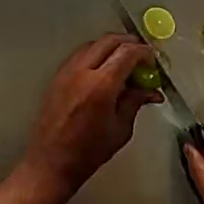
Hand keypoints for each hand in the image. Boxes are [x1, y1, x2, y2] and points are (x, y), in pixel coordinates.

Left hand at [25, 34, 162, 188]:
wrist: (51, 162)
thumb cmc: (88, 152)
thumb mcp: (121, 128)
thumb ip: (135, 102)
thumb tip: (150, 90)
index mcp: (101, 86)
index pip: (127, 53)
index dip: (144, 52)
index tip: (153, 59)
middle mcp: (82, 72)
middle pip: (109, 41)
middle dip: (129, 43)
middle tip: (141, 56)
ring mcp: (66, 73)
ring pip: (92, 44)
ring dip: (111, 47)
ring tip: (124, 62)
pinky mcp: (57, 78)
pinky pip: (79, 55)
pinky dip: (95, 54)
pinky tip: (104, 71)